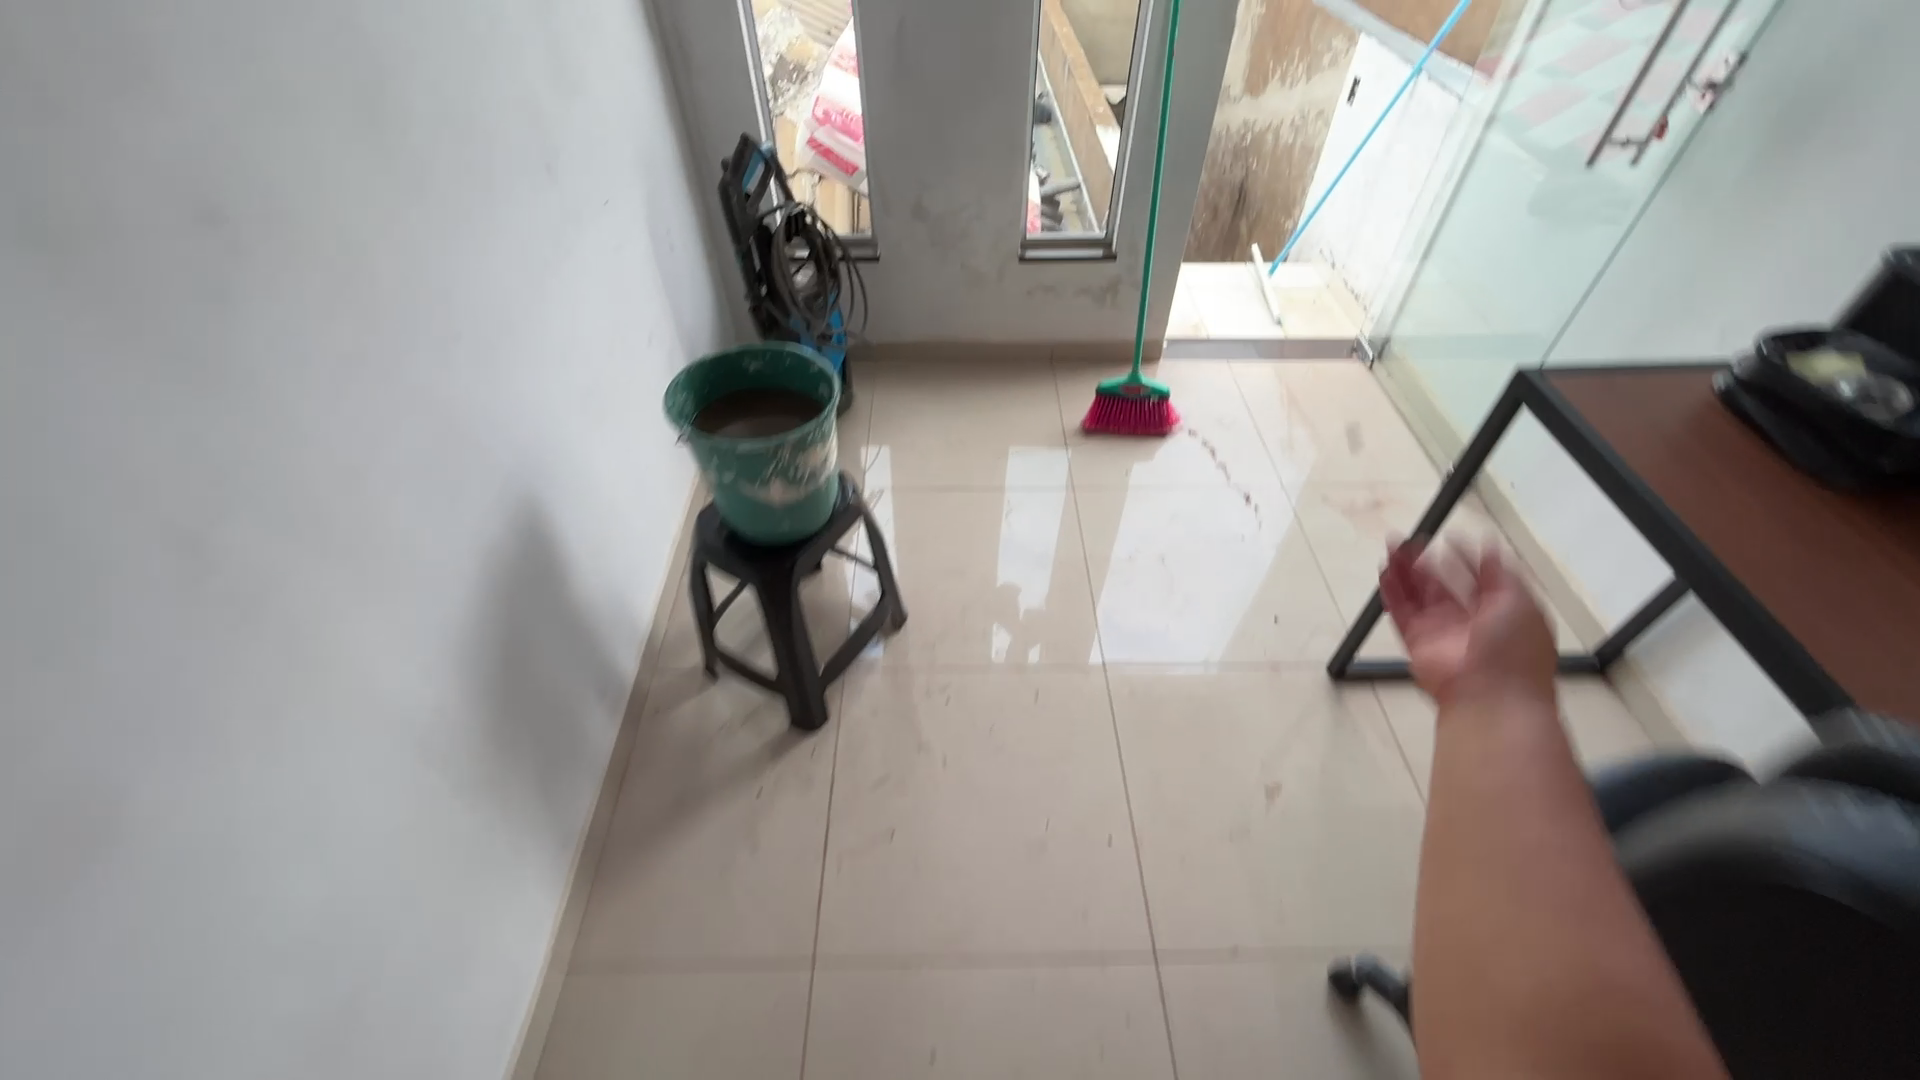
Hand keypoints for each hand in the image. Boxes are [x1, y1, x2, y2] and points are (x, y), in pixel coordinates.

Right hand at [1379, 540, 1556, 707]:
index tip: (1447, 538)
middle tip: (1408, 540)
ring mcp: (1440, 631)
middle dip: (1425, 561)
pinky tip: (1385, 573)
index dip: (1462, 558)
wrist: (1490, 695)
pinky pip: (1401, 613)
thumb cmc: (1514, 649)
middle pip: (1441, 584)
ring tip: (1391, 549)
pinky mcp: (1416, 642)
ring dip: (1404, 571)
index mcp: (1498, 611)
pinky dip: (1392, 593)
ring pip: (1417, 595)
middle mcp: (1468, 620)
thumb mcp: (1519, 602)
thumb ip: (1500, 574)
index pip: (1476, 579)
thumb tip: (1490, 547)